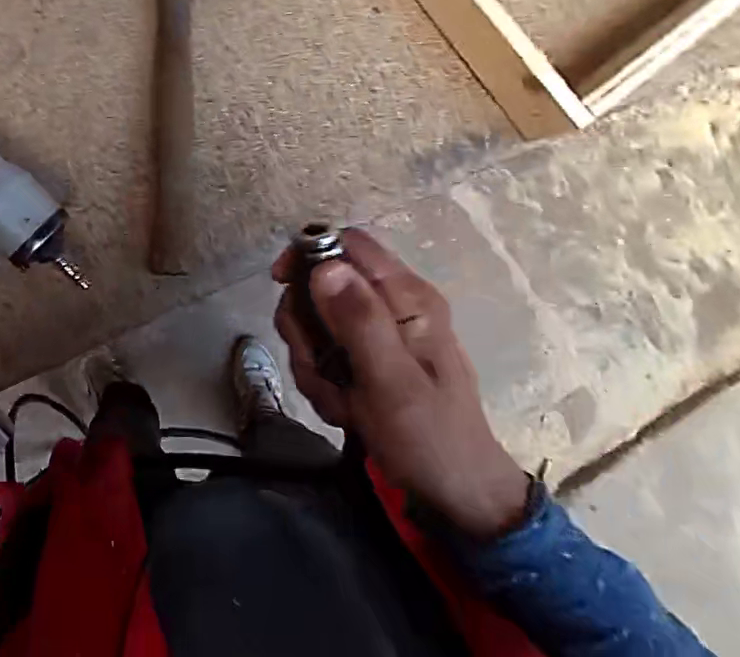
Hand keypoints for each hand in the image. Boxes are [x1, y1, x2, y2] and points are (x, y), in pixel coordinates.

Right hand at [272, 228, 531, 537]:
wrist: (457, 494)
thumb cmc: (430, 438)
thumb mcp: (392, 383)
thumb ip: (359, 322)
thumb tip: (325, 266)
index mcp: (407, 297)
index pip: (349, 244)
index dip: (309, 254)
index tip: (282, 285)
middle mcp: (393, 304)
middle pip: (322, 284)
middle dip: (306, 328)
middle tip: (316, 367)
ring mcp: (380, 331)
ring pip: (317, 322)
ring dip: (313, 362)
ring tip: (339, 400)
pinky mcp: (370, 356)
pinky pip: (325, 353)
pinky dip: (323, 381)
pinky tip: (345, 409)